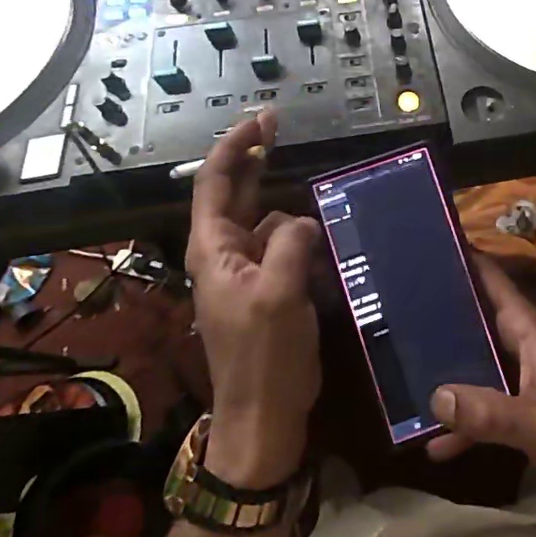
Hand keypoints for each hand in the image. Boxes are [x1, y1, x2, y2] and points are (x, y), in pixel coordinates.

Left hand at [185, 110, 322, 487]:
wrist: (264, 415)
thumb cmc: (264, 356)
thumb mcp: (279, 293)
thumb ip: (290, 244)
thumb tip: (303, 221)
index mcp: (212, 247)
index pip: (215, 182)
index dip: (233, 146)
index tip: (258, 120)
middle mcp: (223, 253)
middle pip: (237, 194)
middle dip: (256, 161)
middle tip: (277, 127)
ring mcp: (244, 272)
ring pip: (268, 226)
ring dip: (293, 222)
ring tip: (320, 241)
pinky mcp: (264, 291)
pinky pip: (283, 253)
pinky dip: (301, 247)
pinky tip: (323, 257)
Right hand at [428, 256, 535, 531]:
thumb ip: (489, 413)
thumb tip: (435, 397)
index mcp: (533, 339)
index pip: (498, 287)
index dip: (470, 263)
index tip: (432, 245)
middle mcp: (523, 353)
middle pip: (478, 320)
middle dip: (442, 309)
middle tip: (398, 297)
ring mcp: (520, 383)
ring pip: (473, 363)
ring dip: (444, 366)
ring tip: (401, 358)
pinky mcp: (518, 414)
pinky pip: (479, 408)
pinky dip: (459, 420)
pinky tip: (432, 440)